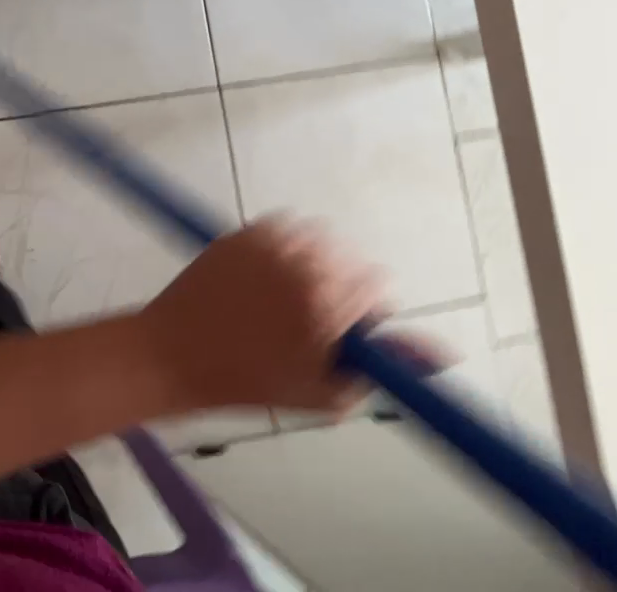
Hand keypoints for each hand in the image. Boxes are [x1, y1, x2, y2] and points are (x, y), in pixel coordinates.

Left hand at [138, 215, 402, 414]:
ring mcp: (266, 243)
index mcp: (329, 303)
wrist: (172, 354)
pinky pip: (280, 226)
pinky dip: (281, 245)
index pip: (377, 285)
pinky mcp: (238, 232)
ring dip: (312, 260)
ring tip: (285, 293)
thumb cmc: (248, 382)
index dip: (367, 310)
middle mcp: (302, 263)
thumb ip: (386, 368)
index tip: (346, 328)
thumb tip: (444, 352)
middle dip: (341, 283)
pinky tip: (264, 274)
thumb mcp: (325, 392)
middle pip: (347, 257)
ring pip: (315, 238)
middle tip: (311, 314)